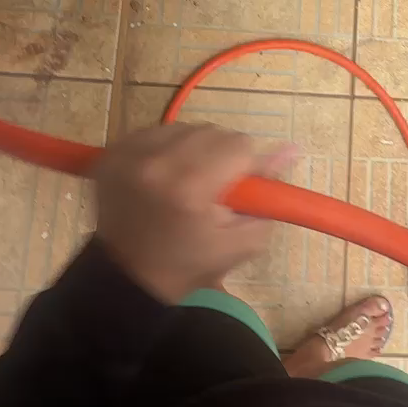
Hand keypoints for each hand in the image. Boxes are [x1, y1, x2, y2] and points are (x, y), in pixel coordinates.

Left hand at [94, 123, 286, 303]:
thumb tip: (293, 148)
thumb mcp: (239, 242)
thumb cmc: (186, 265)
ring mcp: (131, 153)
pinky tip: (165, 176)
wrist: (124, 278)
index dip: (247, 165)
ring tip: (189, 181)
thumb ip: (269, 197)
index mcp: (190, 188)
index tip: (243, 185)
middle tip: (216, 188)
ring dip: (196, 149)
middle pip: (214, 133)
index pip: (239, 146)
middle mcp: (158, 161)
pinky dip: (169, 149)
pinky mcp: (114, 150)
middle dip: (223, 157)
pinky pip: (159, 131)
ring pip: (187, 128)